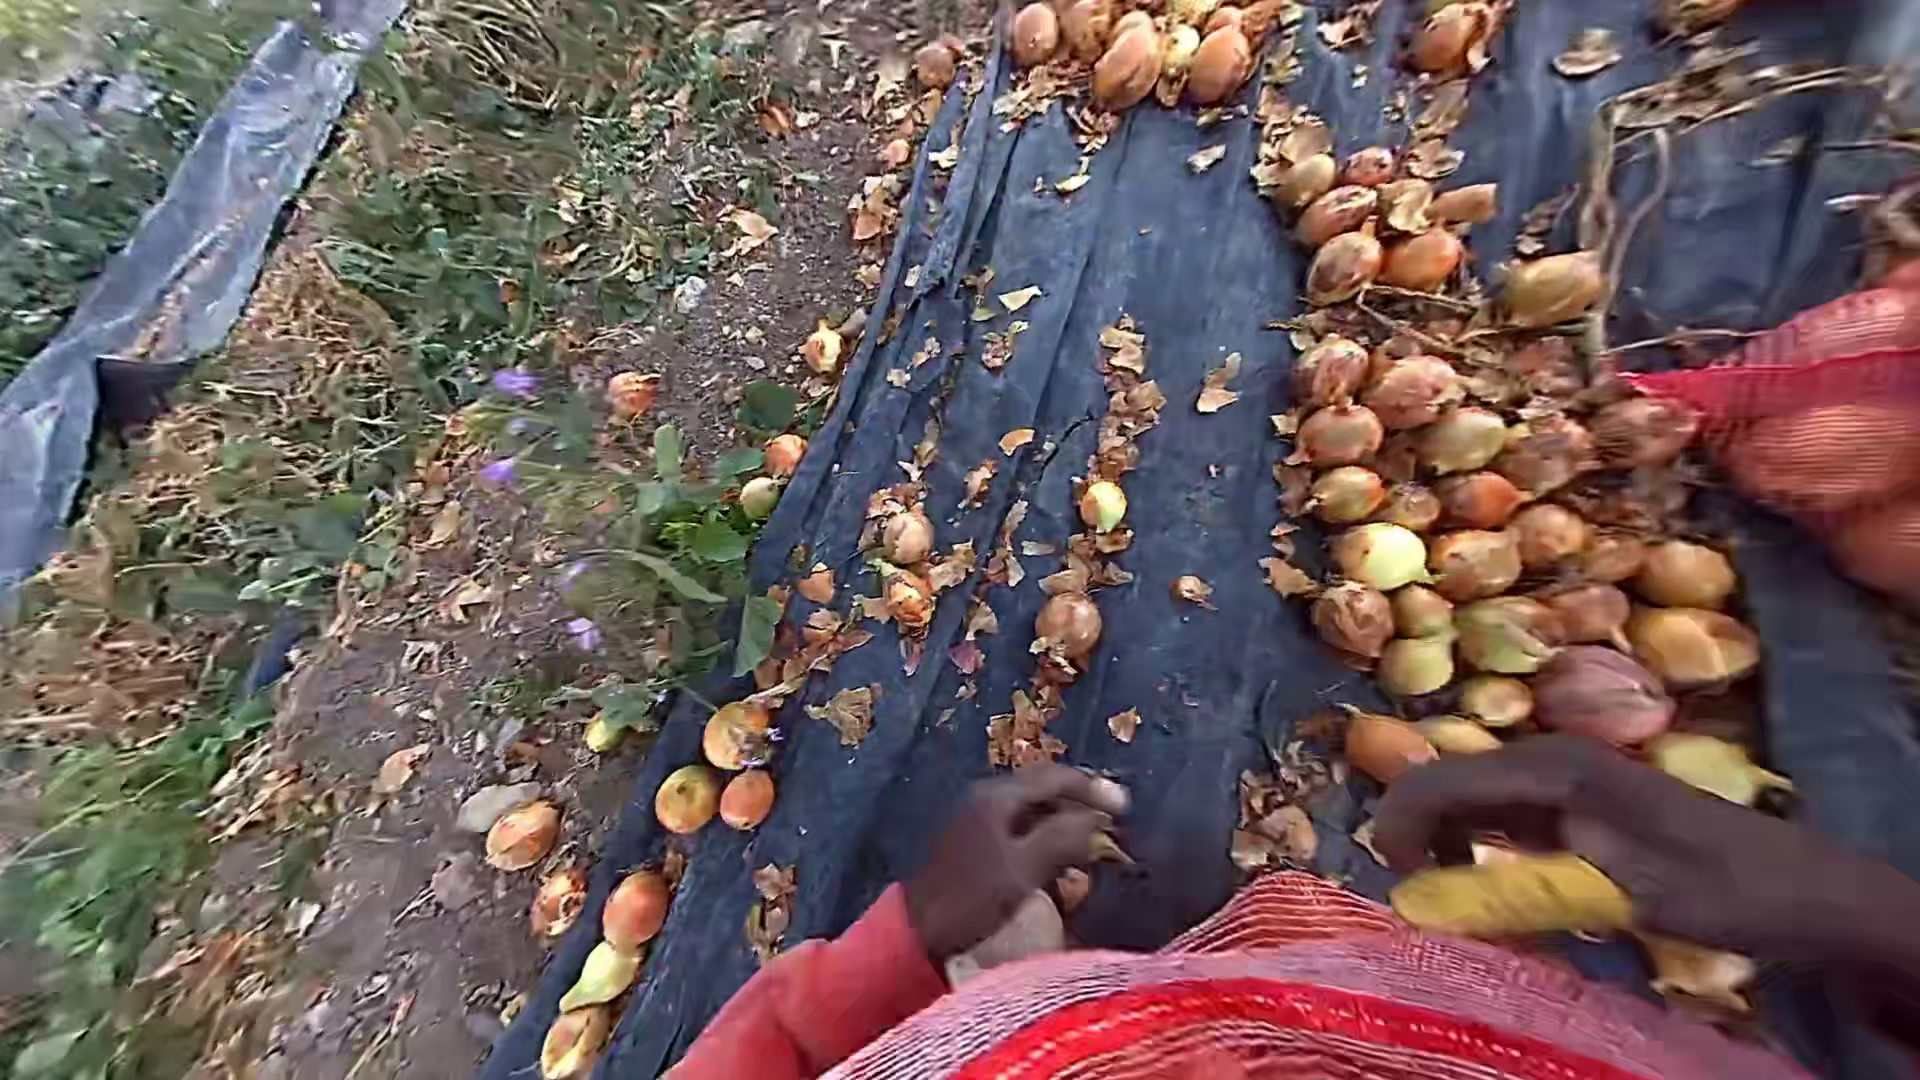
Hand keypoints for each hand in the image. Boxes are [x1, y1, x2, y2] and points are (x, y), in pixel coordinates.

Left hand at [904, 766, 1129, 960]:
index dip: (1092, 788)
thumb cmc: (972, 898)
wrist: (920, 929)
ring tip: (1093, 844)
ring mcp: (981, 814)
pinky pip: (1021, 826)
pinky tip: (1060, 861)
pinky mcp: (978, 836)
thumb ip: (1062, 839)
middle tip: (1113, 824)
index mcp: (998, 795)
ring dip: (1064, 821)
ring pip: (1034, 809)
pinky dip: (1046, 836)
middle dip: (1080, 803)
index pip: (1055, 777)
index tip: (1125, 806)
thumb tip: (1097, 819)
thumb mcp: (1023, 870)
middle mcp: (989, 795)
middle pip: (1044, 789)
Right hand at [1372, 735, 1919, 963]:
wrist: (1809, 887)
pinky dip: (1464, 836)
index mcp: (1543, 767)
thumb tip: (1436, 891)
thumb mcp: (1620, 892)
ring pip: (1453, 791)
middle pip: (1438, 779)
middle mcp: (1530, 756)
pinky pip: (1482, 806)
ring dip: (1433, 832)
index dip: (1400, 818)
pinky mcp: (1549, 791)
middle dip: (1409, 826)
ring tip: (1439, 880)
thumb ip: (1521, 883)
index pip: (1438, 779)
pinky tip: (1475, 868)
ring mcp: (1540, 770)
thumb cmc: (1717, 886)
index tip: (1393, 870)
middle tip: (1410, 881)